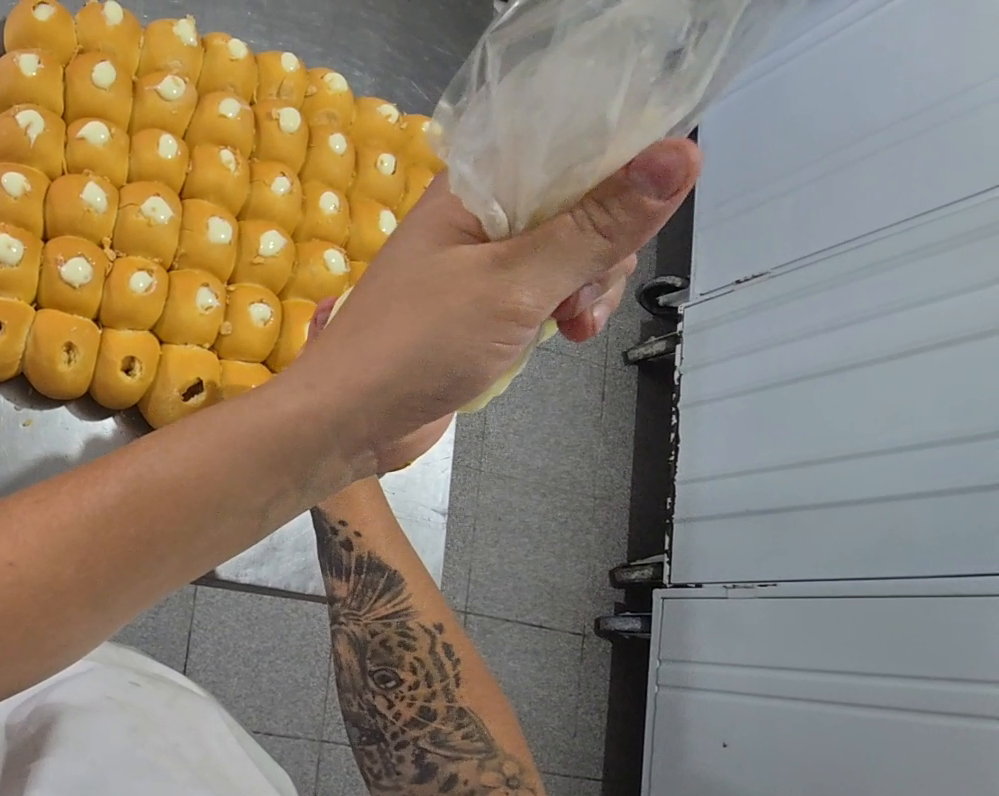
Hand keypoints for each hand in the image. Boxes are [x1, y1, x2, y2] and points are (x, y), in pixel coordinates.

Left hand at [287, 138, 701, 467]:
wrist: (343, 422)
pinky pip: (538, 296)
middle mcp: (471, 223)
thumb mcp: (515, 283)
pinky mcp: (474, 316)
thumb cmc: (413, 347)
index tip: (644, 204)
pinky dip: (558, 313)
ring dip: (585, 286)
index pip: (564, 143)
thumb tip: (681, 154)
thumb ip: (597, 226)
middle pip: (576, 204)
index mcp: (469, 192)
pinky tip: (565, 336)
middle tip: (585, 288)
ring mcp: (473, 272)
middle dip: (603, 244)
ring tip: (572, 323)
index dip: (617, 163)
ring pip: (563, 256)